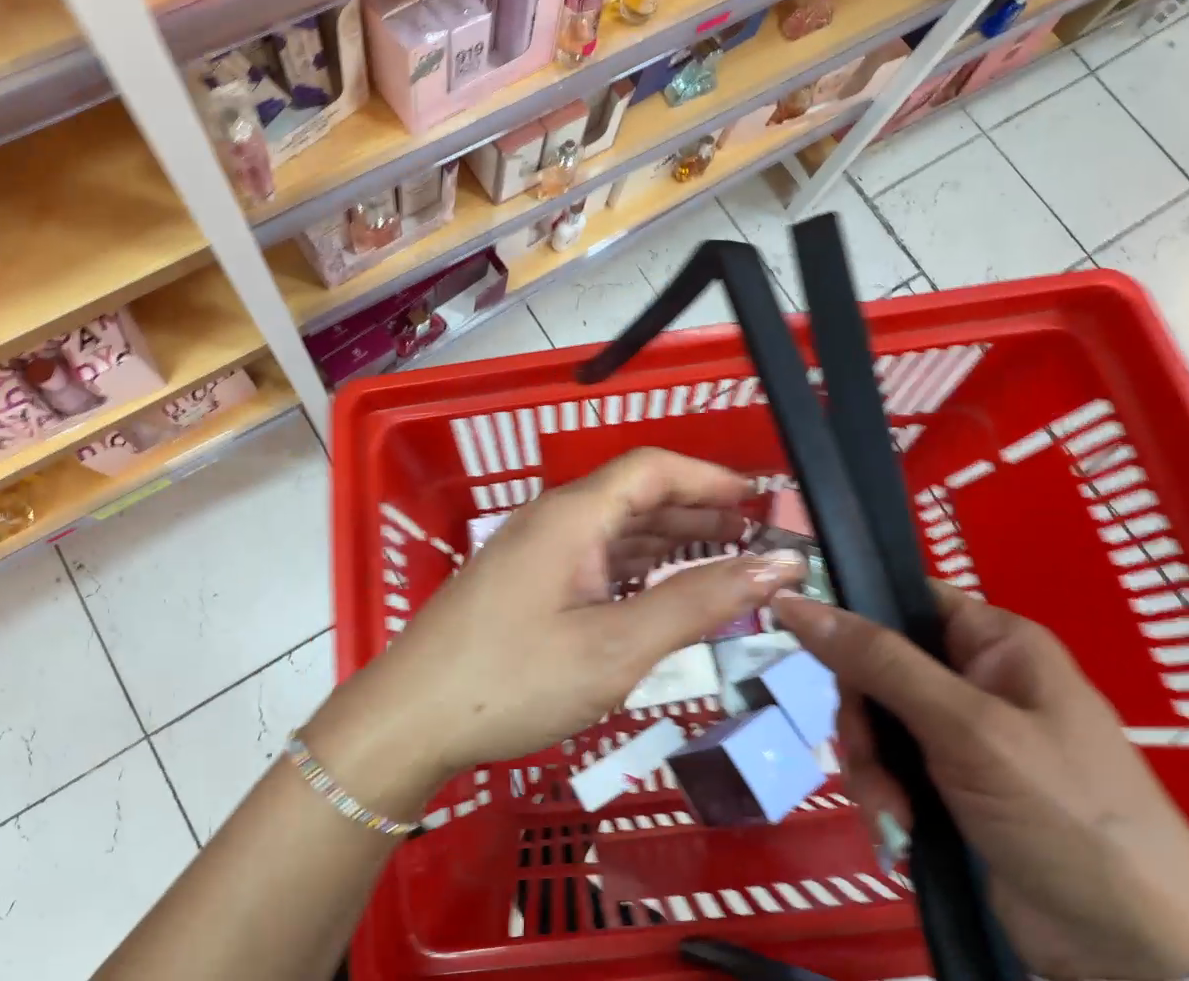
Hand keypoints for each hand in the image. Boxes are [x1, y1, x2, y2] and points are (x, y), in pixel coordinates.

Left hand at [305, 449, 804, 817]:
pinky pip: (592, 560)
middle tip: (757, 542)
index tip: (765, 502)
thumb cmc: (514, 679)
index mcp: (572, 516)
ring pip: (614, 531)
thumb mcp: (617, 646)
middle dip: (699, 511)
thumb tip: (777, 565)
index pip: (653, 469)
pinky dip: (635, 570)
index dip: (711, 477)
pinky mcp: (521, 586)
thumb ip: (698, 601)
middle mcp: (551, 521)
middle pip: (635, 496)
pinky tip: (660, 593)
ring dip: (669, 542)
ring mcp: (532, 553)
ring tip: (724, 565)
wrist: (410, 720)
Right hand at [773, 585, 1188, 980]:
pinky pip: (888, 771)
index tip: (813, 651)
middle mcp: (975, 682)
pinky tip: (901, 832)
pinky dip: (885, 800)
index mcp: (996, 644)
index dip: (854, 617)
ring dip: (870, 770)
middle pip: (875, 669)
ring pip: (875, 725)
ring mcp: (962, 739)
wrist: (1131, 951)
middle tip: (869, 761)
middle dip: (862, 723)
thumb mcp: (967, 728)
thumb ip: (880, 662)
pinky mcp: (950, 789)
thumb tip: (795, 601)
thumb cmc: (1064, 814)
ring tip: (893, 815)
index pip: (905, 601)